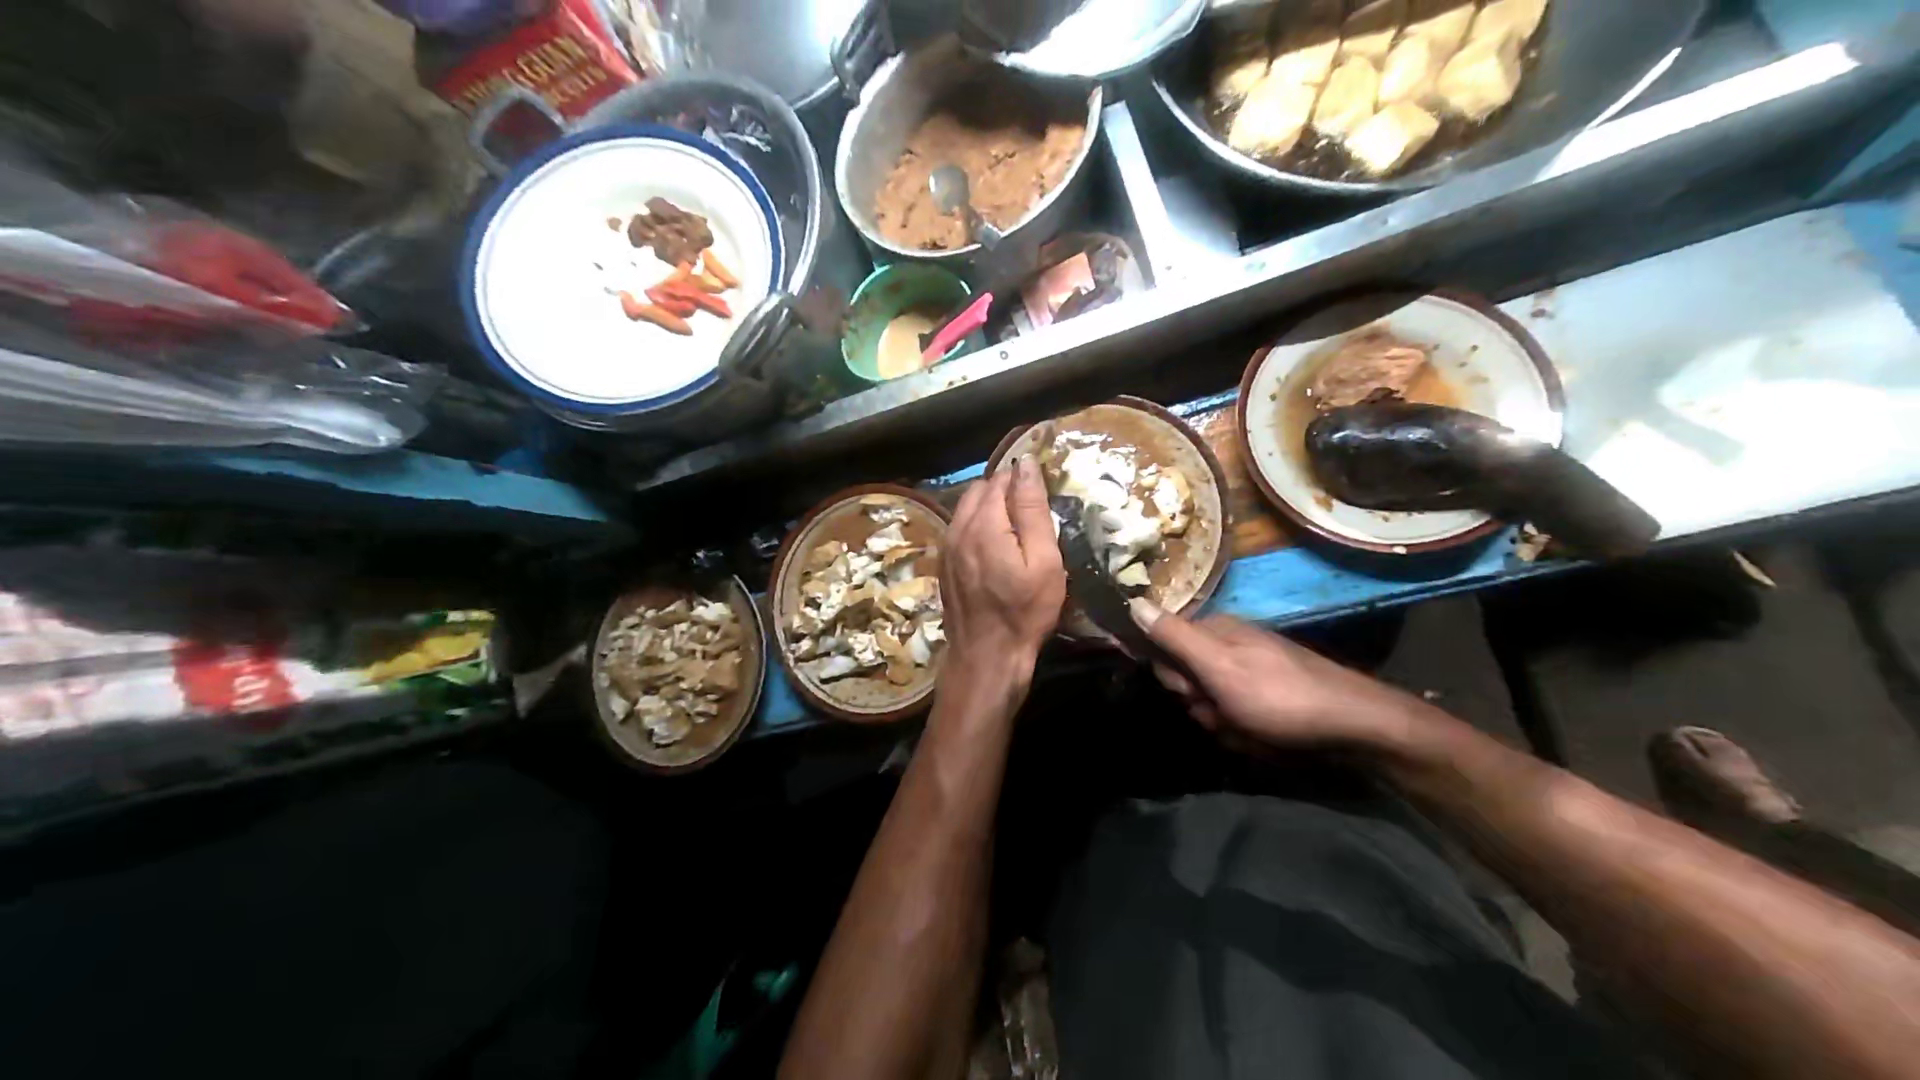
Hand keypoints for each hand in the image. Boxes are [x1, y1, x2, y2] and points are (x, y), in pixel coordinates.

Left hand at [941, 456, 1065, 672]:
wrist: (987, 656)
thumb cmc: (1024, 611)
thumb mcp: (1043, 561)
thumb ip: (1032, 509)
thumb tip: (1025, 465)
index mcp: (983, 524)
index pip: (1001, 479)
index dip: (1023, 479)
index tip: (1043, 493)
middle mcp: (957, 528)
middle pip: (980, 490)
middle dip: (1005, 492)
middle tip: (1033, 514)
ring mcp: (946, 547)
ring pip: (967, 508)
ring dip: (991, 509)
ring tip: (1017, 532)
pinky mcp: (944, 563)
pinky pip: (960, 529)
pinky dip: (978, 527)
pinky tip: (997, 549)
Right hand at [1132, 603, 1433, 751]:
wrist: (1353, 727)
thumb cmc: (1279, 696)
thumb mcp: (1218, 665)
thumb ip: (1174, 636)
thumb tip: (1132, 601)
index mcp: (1215, 631)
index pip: (1164, 647)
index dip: (1172, 675)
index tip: (1193, 690)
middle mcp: (1229, 646)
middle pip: (1185, 679)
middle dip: (1200, 703)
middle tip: (1225, 712)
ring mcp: (1249, 673)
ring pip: (1208, 704)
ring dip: (1222, 723)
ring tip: (1250, 729)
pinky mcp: (1266, 698)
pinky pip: (1234, 717)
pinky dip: (1243, 732)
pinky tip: (1263, 737)